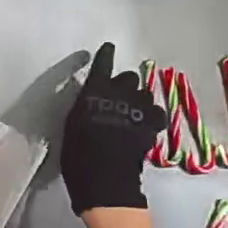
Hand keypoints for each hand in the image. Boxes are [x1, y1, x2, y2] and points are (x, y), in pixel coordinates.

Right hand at [61, 42, 166, 215]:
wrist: (104, 179)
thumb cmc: (78, 156)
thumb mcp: (72, 126)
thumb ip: (84, 108)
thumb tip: (91, 101)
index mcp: (95, 90)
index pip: (103, 62)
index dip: (106, 55)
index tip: (108, 49)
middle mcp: (119, 91)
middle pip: (128, 78)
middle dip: (124, 85)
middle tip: (118, 98)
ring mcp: (139, 106)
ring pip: (144, 93)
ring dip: (138, 100)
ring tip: (133, 113)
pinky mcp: (152, 123)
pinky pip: (156, 112)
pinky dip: (151, 116)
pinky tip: (146, 124)